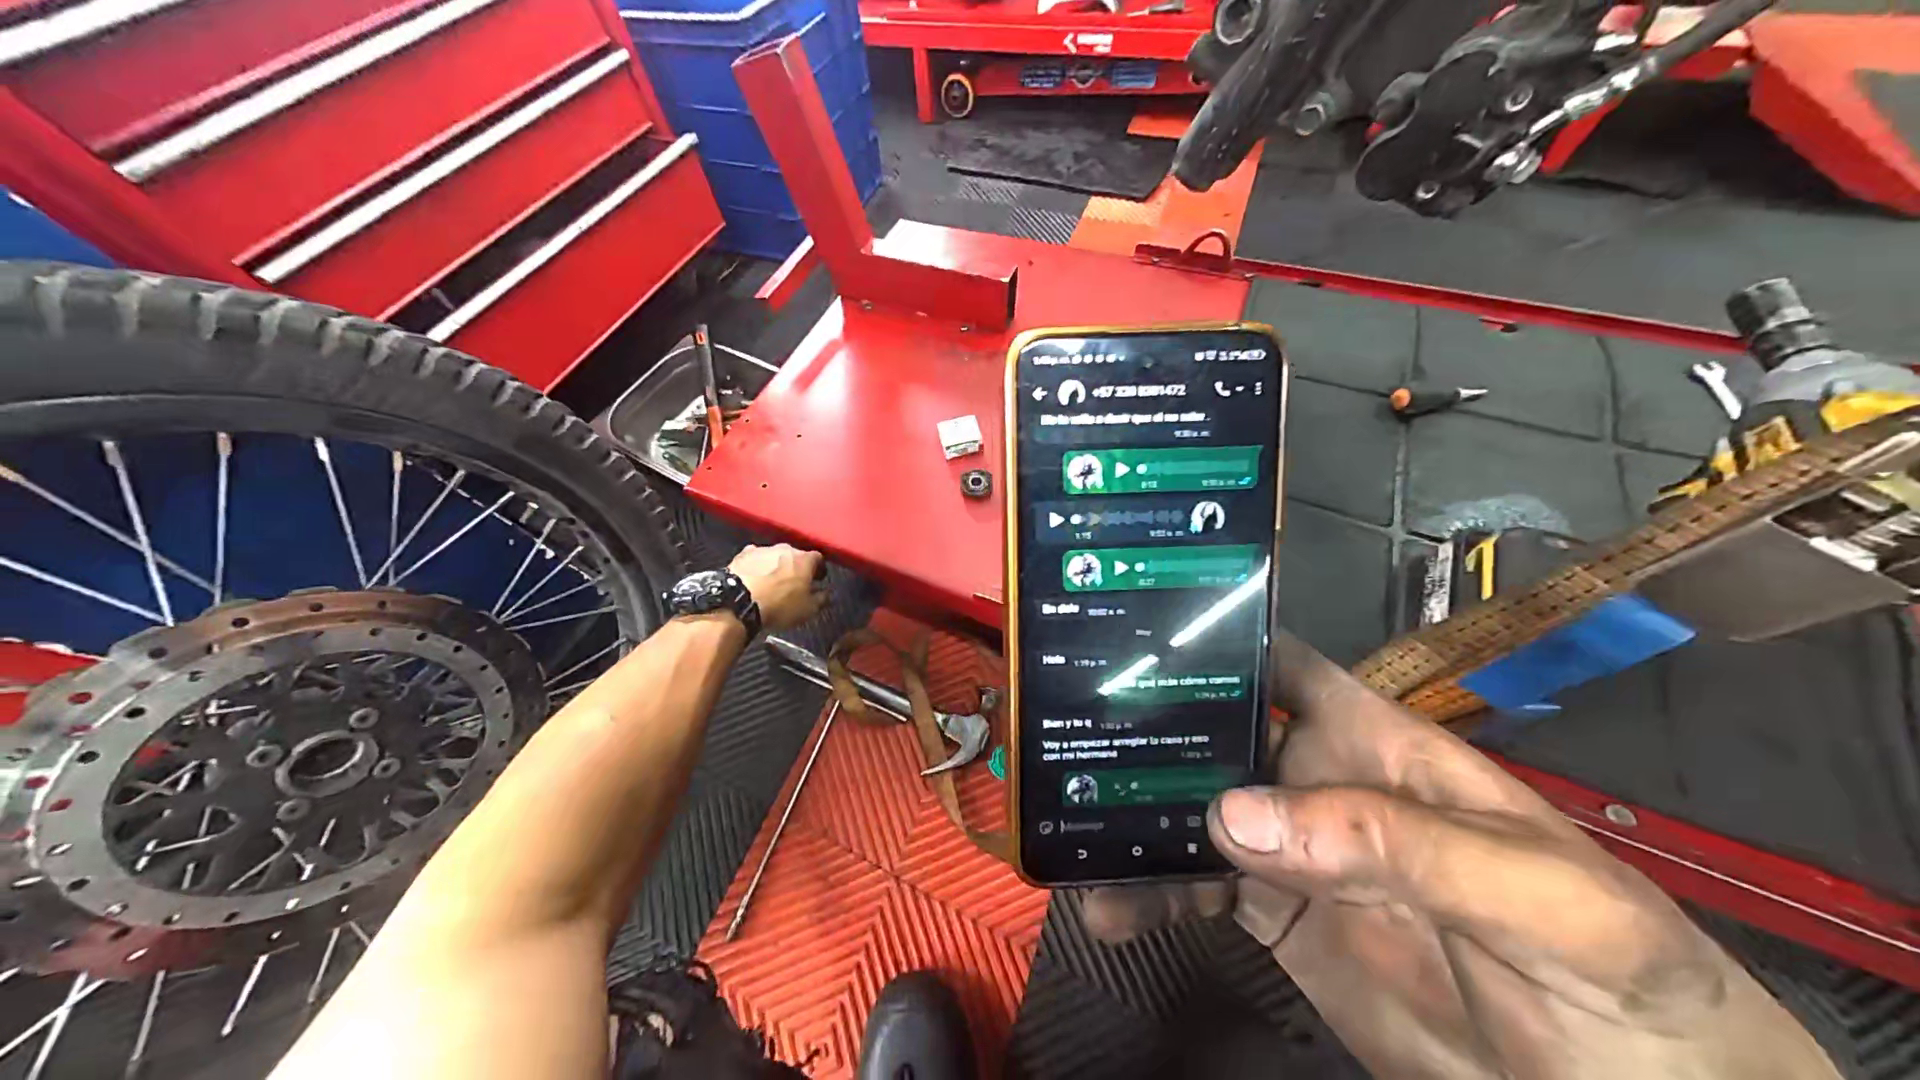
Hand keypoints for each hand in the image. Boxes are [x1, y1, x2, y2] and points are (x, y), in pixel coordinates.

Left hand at [728, 543, 824, 631]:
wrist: (739, 602)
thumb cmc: (779, 605)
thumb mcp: (807, 609)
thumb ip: (821, 599)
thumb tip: (826, 593)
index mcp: (804, 559)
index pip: (818, 559)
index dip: (819, 569)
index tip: (818, 580)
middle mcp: (785, 549)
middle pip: (795, 555)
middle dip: (797, 567)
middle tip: (795, 583)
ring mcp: (763, 550)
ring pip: (774, 556)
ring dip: (776, 566)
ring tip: (772, 583)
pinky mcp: (742, 555)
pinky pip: (755, 559)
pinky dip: (757, 567)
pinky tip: (754, 579)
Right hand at [1085, 631, 1837, 1079]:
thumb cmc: (1619, 975)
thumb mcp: (1536, 896)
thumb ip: (1397, 843)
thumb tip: (1237, 814)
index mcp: (1372, 740)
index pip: (1279, 664)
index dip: (1211, 641)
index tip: (1128, 638)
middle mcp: (1315, 781)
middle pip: (1214, 734)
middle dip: (1147, 729)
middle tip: (1068, 731)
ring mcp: (1290, 852)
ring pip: (1192, 812)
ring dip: (1134, 817)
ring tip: (1072, 829)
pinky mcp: (1274, 918)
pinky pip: (1196, 891)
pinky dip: (1148, 894)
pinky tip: (1109, 909)